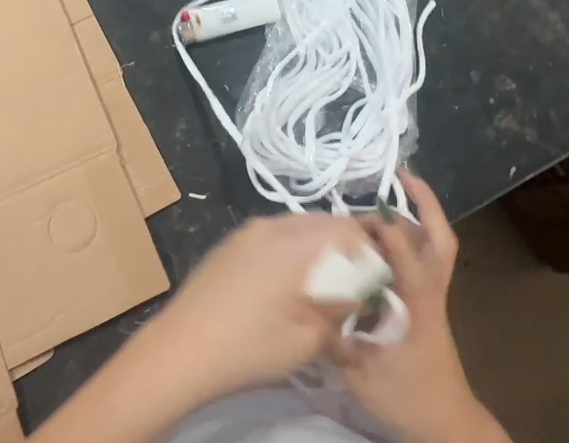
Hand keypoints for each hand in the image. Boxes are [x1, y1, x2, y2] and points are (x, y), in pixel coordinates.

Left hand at [143, 212, 372, 401]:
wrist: (183, 346)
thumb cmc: (251, 345)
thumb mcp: (309, 337)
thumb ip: (341, 307)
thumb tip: (361, 292)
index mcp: (296, 242)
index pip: (349, 230)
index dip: (373, 247)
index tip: (385, 272)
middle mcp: (273, 224)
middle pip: (324, 221)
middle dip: (348, 243)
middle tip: (362, 275)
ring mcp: (248, 230)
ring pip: (299, 226)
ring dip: (321, 244)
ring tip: (330, 278)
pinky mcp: (232, 241)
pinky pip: (275, 233)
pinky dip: (295, 247)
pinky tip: (293, 278)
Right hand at [328, 171, 508, 442]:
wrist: (447, 424)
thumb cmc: (407, 396)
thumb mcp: (363, 373)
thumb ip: (335, 337)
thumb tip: (305, 304)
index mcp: (418, 306)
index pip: (409, 259)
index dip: (389, 232)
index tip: (359, 214)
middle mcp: (431, 293)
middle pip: (439, 239)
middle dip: (425, 203)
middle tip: (400, 175)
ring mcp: (434, 298)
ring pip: (436, 247)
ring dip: (417, 218)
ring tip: (386, 200)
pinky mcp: (429, 306)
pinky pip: (425, 261)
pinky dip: (409, 240)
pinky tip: (381, 240)